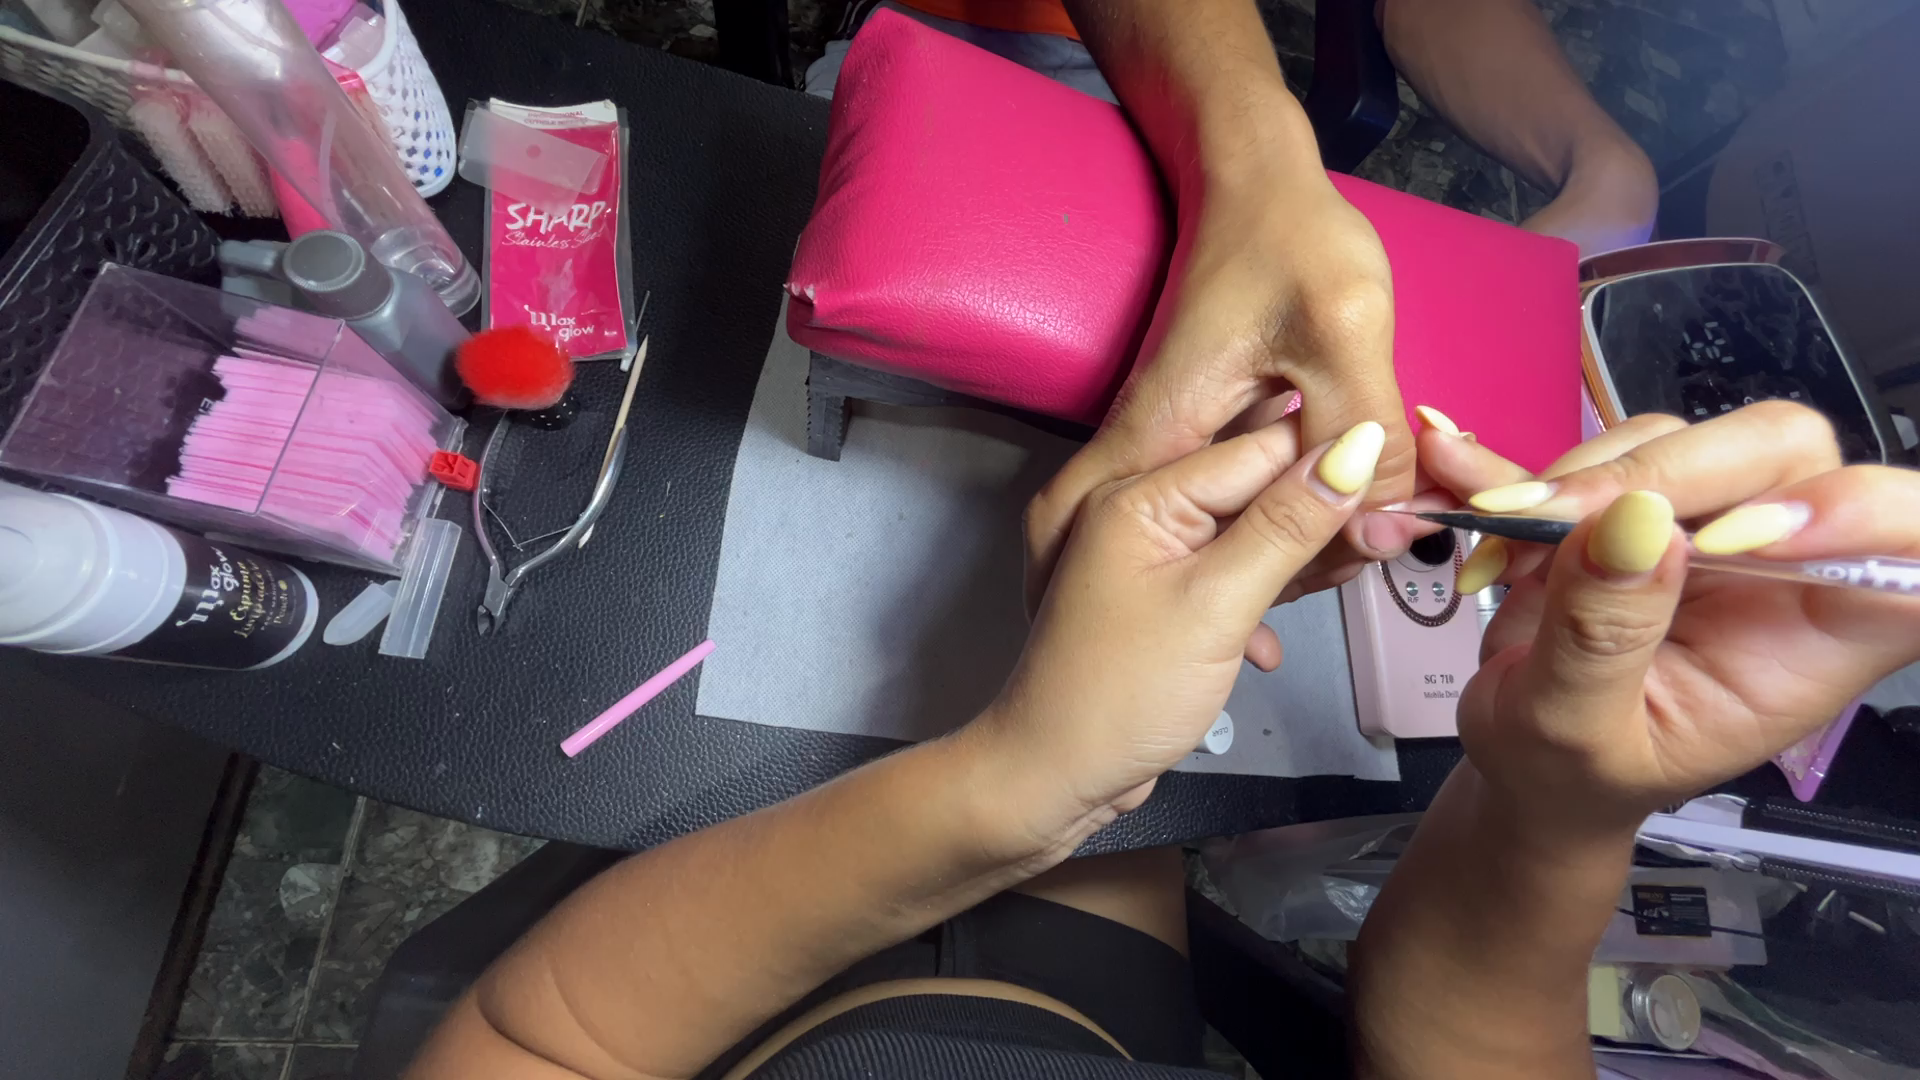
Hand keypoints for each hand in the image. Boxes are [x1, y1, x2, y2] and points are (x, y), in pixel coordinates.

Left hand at [972, 418, 1386, 848]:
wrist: (1057, 774)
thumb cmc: (1126, 691)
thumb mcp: (1216, 603)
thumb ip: (1287, 525)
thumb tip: (1359, 444)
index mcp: (1141, 494)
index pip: (1257, 448)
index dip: (1334, 461)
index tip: (1403, 491)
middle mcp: (1139, 512)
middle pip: (1253, 488)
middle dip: (1319, 516)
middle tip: (1386, 544)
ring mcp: (1147, 558)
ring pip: (1245, 537)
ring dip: (1294, 564)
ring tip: (1342, 585)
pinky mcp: (1159, 600)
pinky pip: (1223, 577)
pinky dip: (1255, 602)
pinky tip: (1267, 650)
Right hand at [1024, 178, 1416, 625]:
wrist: (1251, 190)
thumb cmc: (1288, 248)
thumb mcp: (1344, 329)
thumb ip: (1365, 429)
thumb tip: (1385, 524)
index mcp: (1159, 446)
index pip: (1155, 559)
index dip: (1237, 597)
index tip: (1334, 579)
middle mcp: (1140, 463)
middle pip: (1169, 563)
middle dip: (1249, 592)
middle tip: (1344, 576)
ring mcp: (1158, 455)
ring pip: (1191, 543)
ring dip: (1258, 568)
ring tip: (1337, 564)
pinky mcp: (1185, 445)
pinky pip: (1209, 515)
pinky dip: (1256, 537)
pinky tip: (1311, 545)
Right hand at [1420, 402, 1919, 836]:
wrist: (1524, 760)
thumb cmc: (1570, 771)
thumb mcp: (1577, 727)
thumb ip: (1604, 635)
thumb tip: (1632, 522)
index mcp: (1813, 632)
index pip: (1908, 536)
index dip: (1851, 511)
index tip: (1724, 540)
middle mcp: (1771, 565)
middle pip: (1768, 453)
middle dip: (1648, 477)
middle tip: (1546, 519)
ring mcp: (1688, 530)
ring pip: (1659, 442)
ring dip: (1564, 483)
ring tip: (1494, 546)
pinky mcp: (1611, 516)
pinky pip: (1575, 461)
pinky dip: (1505, 473)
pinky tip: (1462, 497)